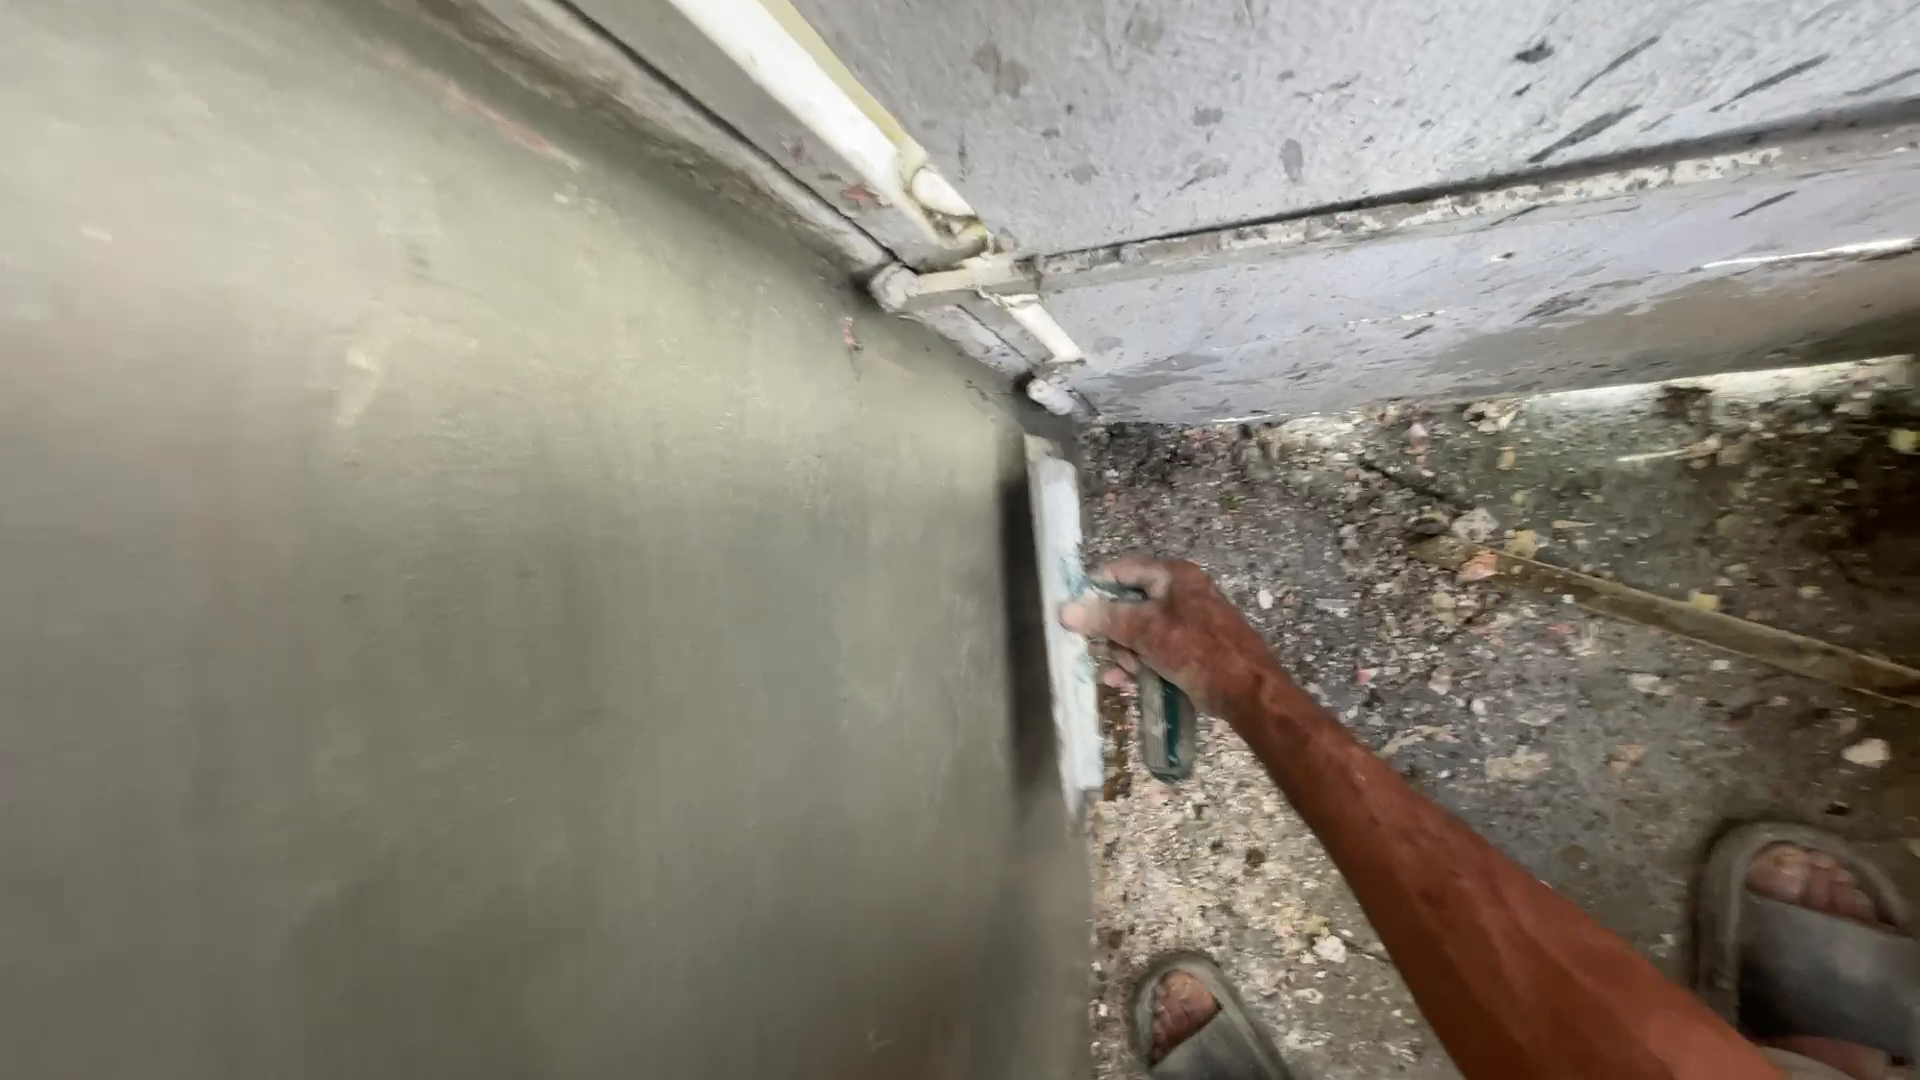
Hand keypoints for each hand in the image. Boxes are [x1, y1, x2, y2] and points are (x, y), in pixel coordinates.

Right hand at [1059, 556, 1282, 718]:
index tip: (1073, 608)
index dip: (1096, 587)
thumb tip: (1066, 610)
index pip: (1123, 570)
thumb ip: (1104, 618)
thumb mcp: (1145, 631)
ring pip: (1139, 631)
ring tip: (1119, 674)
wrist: (1248, 691)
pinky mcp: (1190, 648)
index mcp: (1173, 576)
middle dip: (1110, 632)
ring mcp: (1187, 621)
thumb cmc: (1195, 650)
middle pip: (1129, 604)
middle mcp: (1180, 593)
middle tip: (1099, 650)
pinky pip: (1154, 650)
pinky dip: (1139, 663)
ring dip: (1123, 653)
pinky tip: (1124, 682)